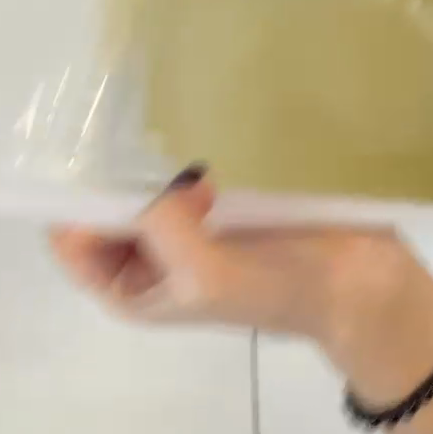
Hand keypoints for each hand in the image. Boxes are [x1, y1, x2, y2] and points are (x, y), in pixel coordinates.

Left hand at [50, 167, 432, 405]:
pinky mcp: (242, 211)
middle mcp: (162, 260)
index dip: (76, 205)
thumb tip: (157, 186)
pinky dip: (200, 170)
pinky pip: (202, 184)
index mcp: (136, 290)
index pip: (77, 243)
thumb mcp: (207, 274)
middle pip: (116, 213)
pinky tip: (216, 155)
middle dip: (120, 182)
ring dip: (162, 173)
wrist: (356, 284)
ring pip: (158, 194)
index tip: (88, 163)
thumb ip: (167, 230)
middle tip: (138, 142)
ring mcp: (203, 233)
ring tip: (177, 144)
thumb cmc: (277, 288)